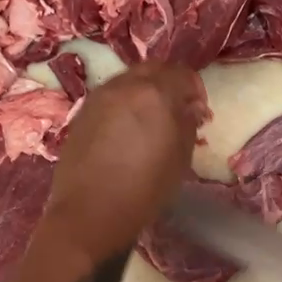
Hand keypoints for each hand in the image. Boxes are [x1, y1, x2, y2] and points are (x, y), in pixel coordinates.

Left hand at [44, 63, 204, 254]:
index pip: (182, 73)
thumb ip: (188, 123)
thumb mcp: (181, 158)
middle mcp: (124, 85)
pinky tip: (126, 130)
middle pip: (153, 69)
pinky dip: (125, 103)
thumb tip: (190, 108)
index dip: (195, 89)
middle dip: (169, 84)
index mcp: (155, 93)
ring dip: (145, 91)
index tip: (199, 112)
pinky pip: (110, 96)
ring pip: (129, 80)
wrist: (89, 212)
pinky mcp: (82, 112)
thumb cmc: (144, 189)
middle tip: (178, 110)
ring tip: (151, 120)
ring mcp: (99, 96)